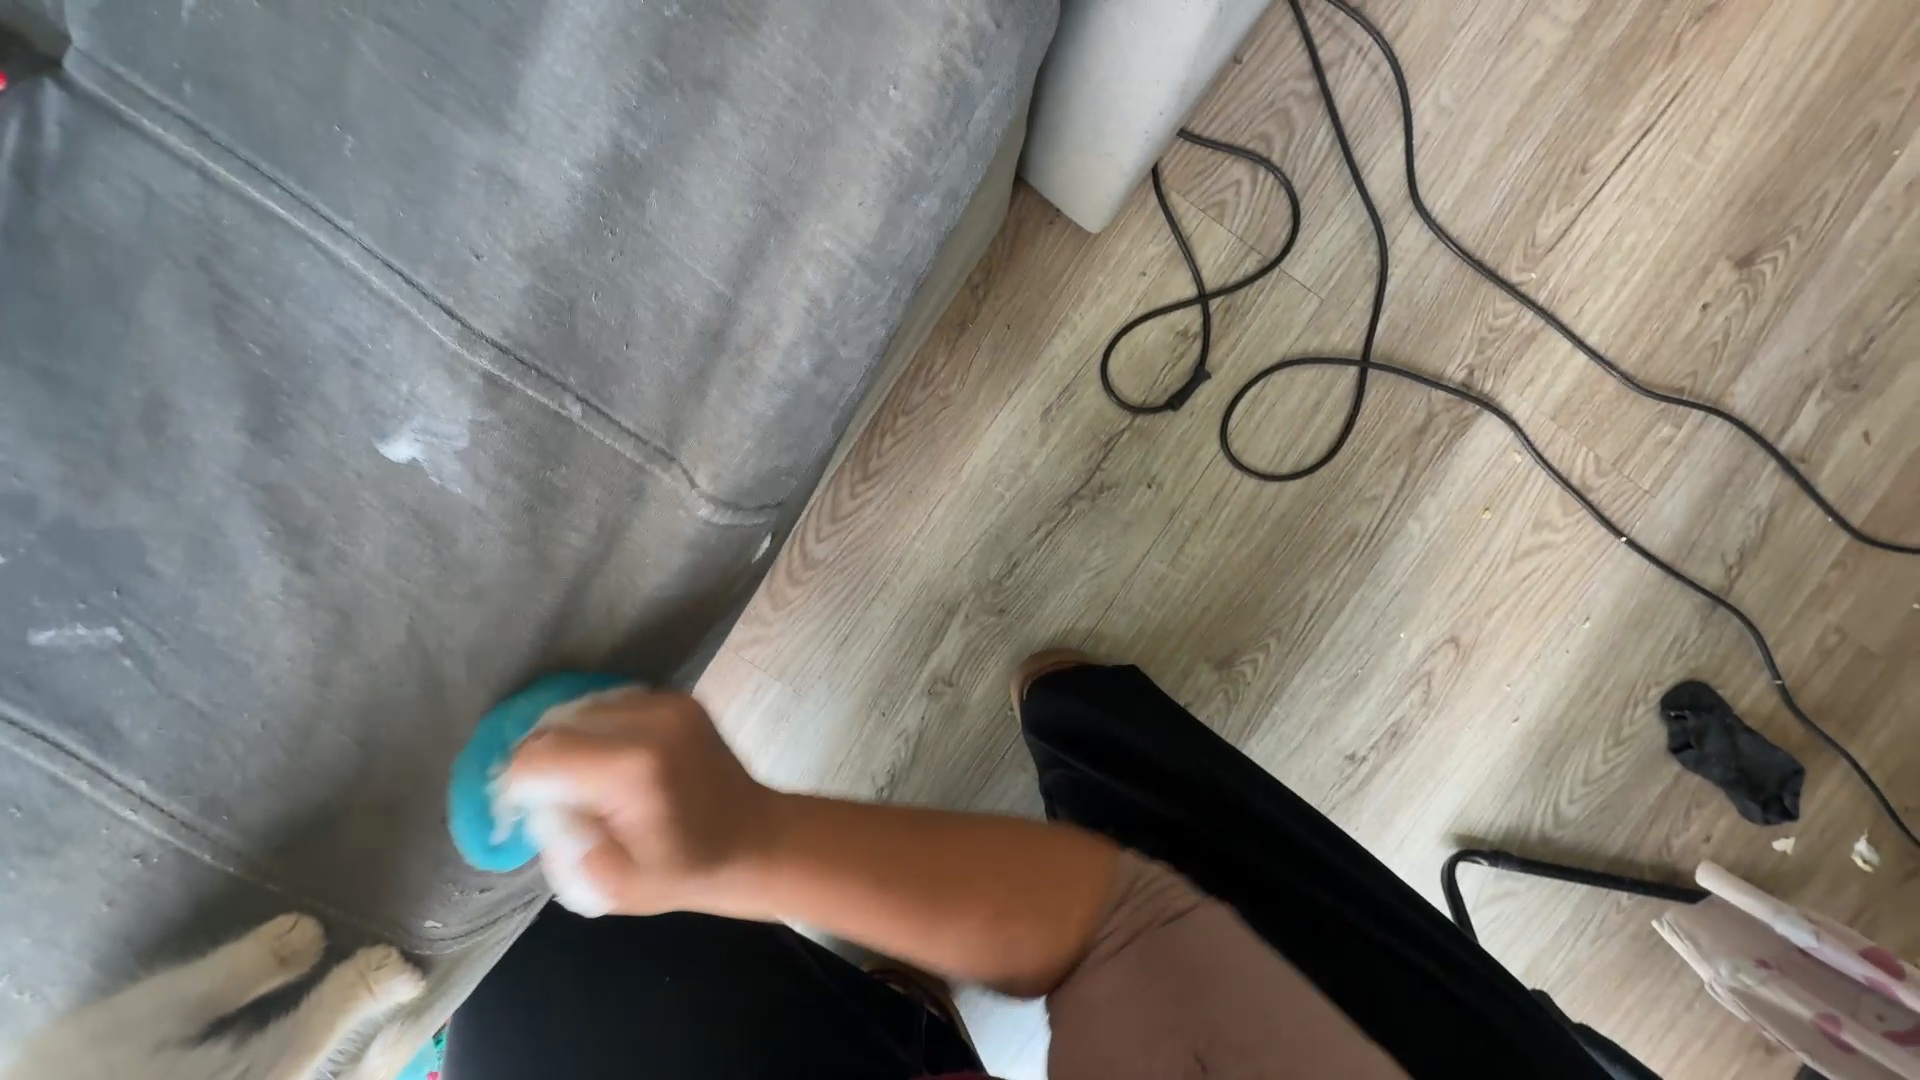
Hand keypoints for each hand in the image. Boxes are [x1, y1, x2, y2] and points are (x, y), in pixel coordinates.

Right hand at [502, 689, 779, 917]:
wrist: (754, 837)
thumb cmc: (685, 870)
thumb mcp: (610, 882)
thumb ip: (561, 839)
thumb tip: (534, 803)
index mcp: (631, 767)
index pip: (539, 754)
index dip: (521, 783)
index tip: (527, 808)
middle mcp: (650, 721)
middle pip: (558, 725)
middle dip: (543, 760)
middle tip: (551, 797)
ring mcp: (669, 704)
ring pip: (584, 709)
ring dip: (572, 741)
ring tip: (585, 780)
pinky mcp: (680, 699)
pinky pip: (615, 705)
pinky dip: (601, 730)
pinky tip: (612, 761)